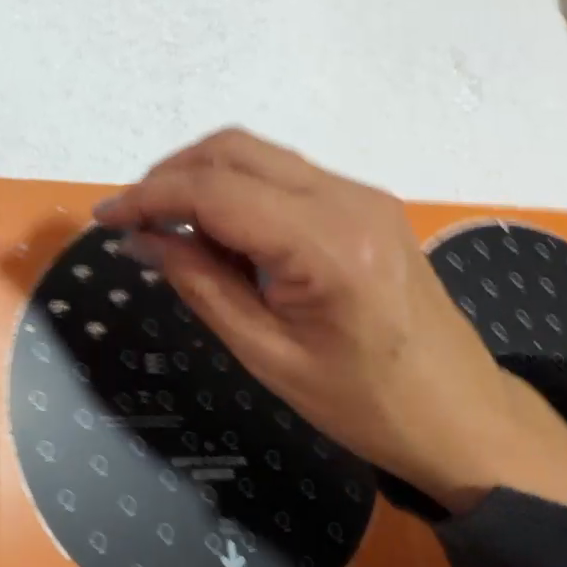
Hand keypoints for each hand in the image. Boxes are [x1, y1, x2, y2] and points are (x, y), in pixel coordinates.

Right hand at [94, 129, 566, 518]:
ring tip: (164, 225)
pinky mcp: (363, 202)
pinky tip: (215, 230)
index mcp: (326, 246)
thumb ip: (199, 283)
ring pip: (256, 154)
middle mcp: (347, 199)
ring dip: (200, 177)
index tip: (105, 219)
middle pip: (233, 150)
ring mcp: (360, 194)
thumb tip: (140, 239)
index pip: (216, 192)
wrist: (462, 416)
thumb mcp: (265, 354)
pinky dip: (234, 188)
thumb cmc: (362, 403)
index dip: (150, 197)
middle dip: (169, 175)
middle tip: (131, 220)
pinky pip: (281, 175)